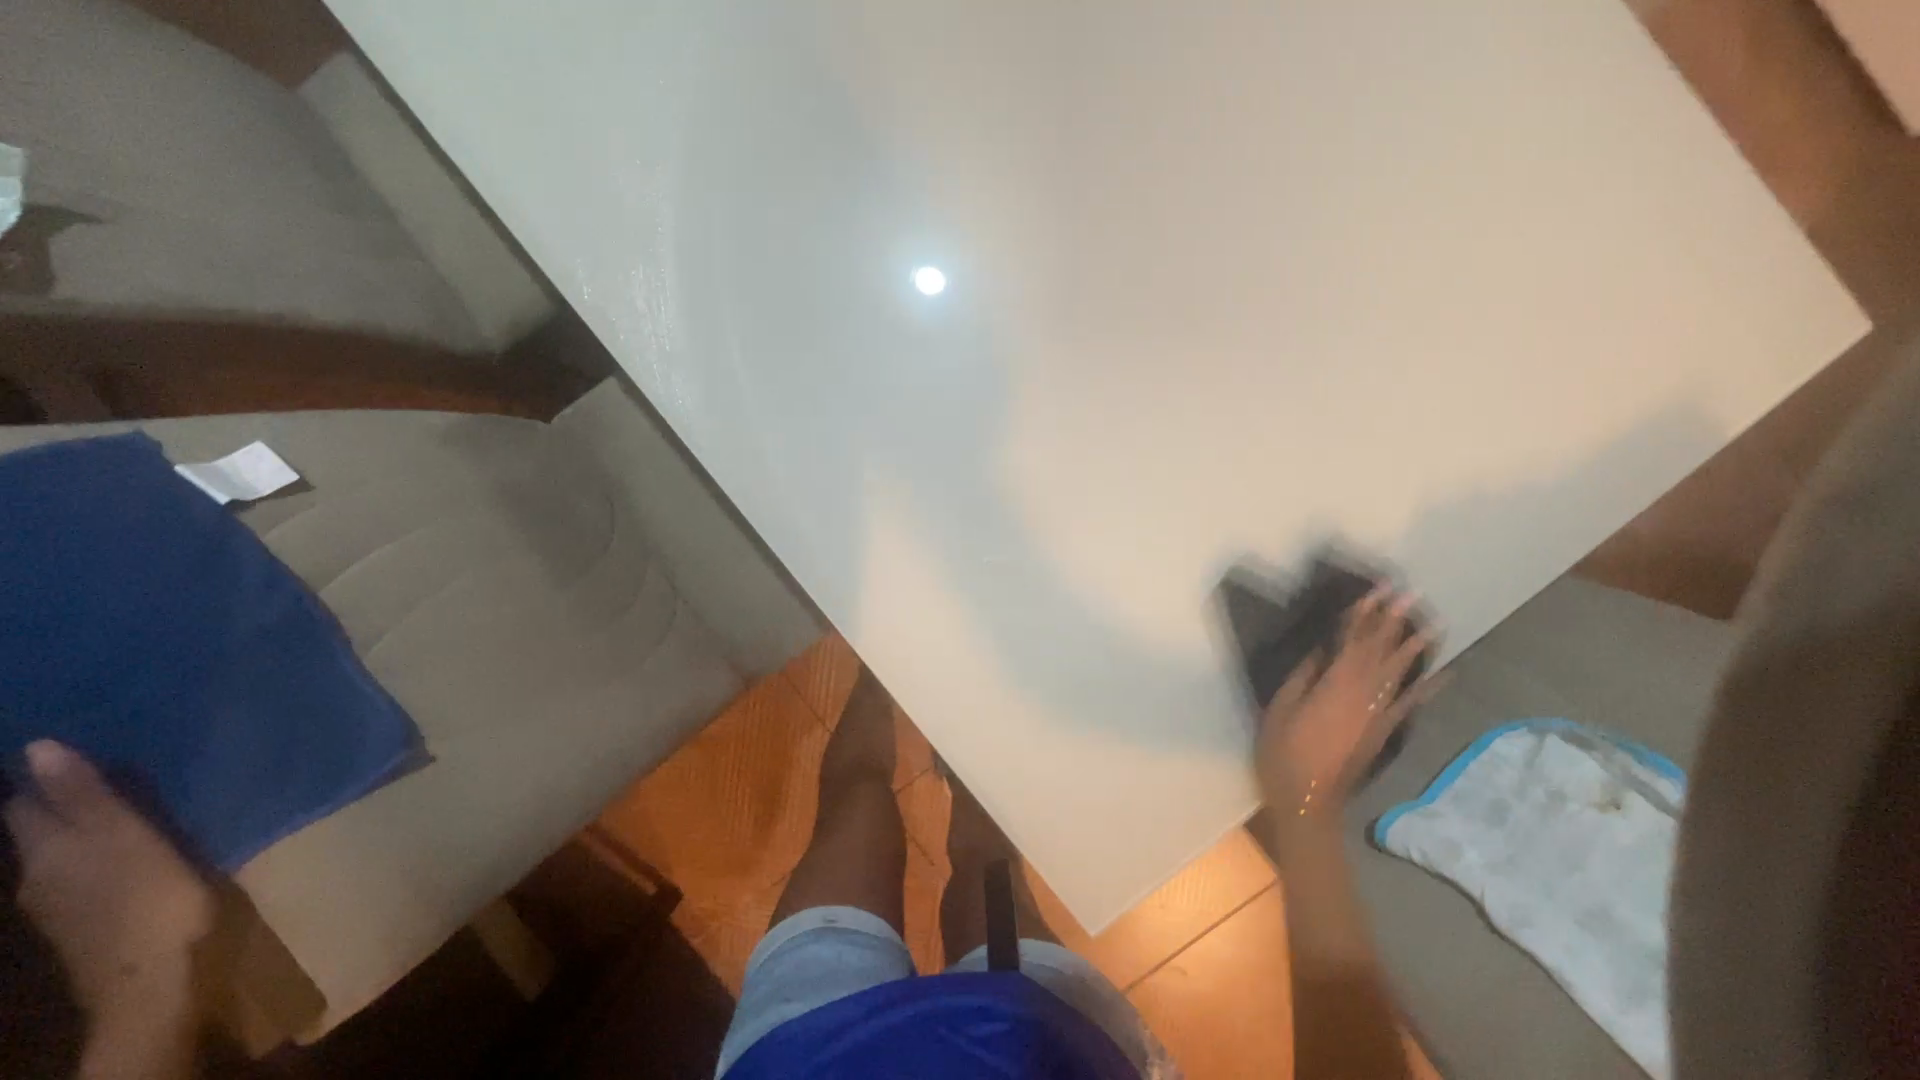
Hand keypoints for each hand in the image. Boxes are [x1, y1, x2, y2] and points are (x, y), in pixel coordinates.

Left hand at [4, 741, 213, 1022]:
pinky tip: (122, 854)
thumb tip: (38, 745)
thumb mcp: (126, 839)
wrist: (149, 981)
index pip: (26, 803)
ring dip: (80, 830)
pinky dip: (96, 857)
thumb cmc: (146, 899)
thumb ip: (86, 796)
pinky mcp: (85, 923)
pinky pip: (81, 876)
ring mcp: (57, 903)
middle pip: (37, 829)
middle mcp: (37, 872)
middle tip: (96, 772)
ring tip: (117, 807)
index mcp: (49, 847)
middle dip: (58, 802)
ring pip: (58, 853)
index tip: (68, 749)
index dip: (41, 777)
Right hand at [1256, 587, 1438, 819]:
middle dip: (1393, 621)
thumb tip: (1321, 652)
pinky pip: (1410, 704)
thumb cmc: (1283, 753)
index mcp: (1333, 685)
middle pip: (1379, 650)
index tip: (1376, 591)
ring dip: (1414, 646)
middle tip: (1409, 594)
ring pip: (1398, 672)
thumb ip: (1303, 677)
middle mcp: (1362, 693)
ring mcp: (1377, 712)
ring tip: (1431, 624)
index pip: (1351, 640)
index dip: (1363, 615)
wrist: (1309, 799)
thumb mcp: (1281, 709)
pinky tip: (1446, 673)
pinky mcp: (1383, 730)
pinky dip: (1429, 688)